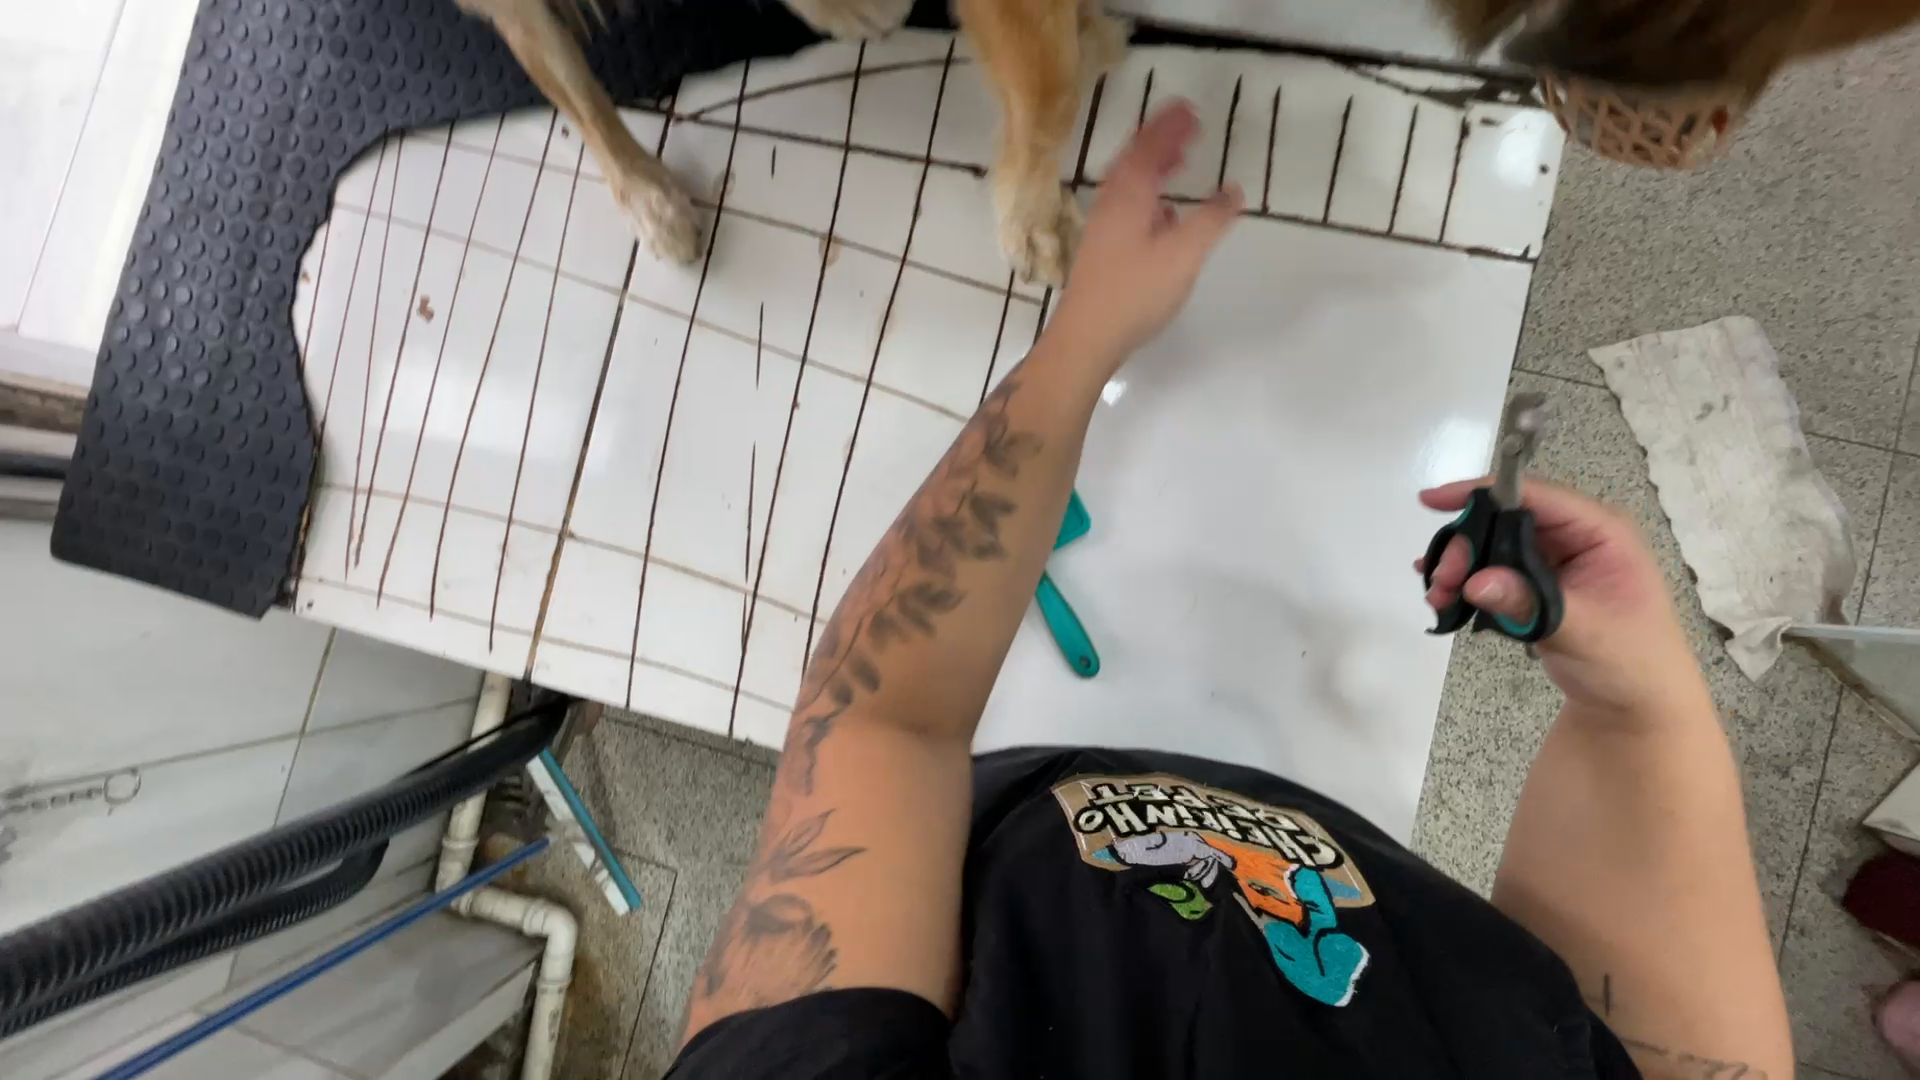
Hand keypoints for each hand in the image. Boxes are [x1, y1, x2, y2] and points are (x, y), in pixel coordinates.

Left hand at [1048, 100, 1242, 366]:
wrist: (1085, 338)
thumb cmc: (1134, 293)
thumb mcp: (1183, 255)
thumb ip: (1211, 220)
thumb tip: (1233, 191)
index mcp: (1129, 196)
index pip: (1149, 147)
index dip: (1170, 126)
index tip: (1190, 109)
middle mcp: (1110, 206)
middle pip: (1134, 162)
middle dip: (1160, 143)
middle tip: (1186, 131)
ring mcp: (1101, 231)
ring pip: (1127, 188)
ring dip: (1152, 170)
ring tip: (1176, 165)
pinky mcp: (1099, 255)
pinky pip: (1124, 210)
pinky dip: (1145, 198)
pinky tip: (1159, 217)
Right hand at [1418, 477, 1708, 718]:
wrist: (1633, 704)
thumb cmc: (1629, 662)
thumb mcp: (1584, 632)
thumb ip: (1529, 603)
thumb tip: (1475, 582)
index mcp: (1600, 533)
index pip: (1536, 497)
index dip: (1483, 493)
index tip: (1432, 501)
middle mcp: (1573, 537)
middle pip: (1502, 520)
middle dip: (1464, 545)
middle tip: (1441, 580)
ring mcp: (1551, 560)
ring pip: (1489, 544)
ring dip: (1457, 566)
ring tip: (1438, 597)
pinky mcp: (1532, 583)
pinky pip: (1488, 569)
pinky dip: (1462, 581)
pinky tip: (1442, 596)